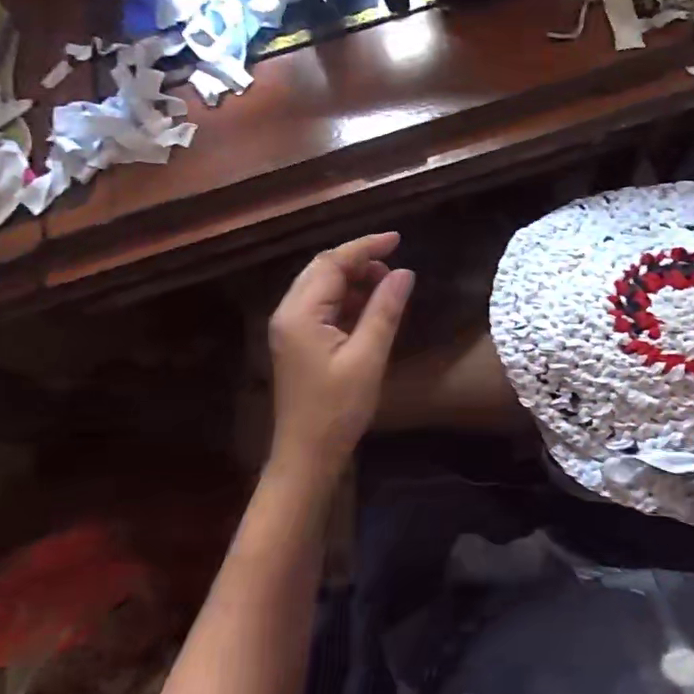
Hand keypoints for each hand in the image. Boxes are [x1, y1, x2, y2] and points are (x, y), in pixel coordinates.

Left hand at [267, 233, 415, 476]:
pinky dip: (347, 301)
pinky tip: (370, 310)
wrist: (307, 454)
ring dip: (353, 281)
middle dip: (359, 262)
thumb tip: (404, 273)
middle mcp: (288, 313)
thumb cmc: (338, 409)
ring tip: (387, 288)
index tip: (398, 239)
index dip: (365, 246)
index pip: (332, 263)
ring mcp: (290, 328)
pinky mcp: (297, 342)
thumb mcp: (368, 357)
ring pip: (322, 288)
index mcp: (300, 313)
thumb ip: (385, 310)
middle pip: (322, 270)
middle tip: (395, 267)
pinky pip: (322, 308)